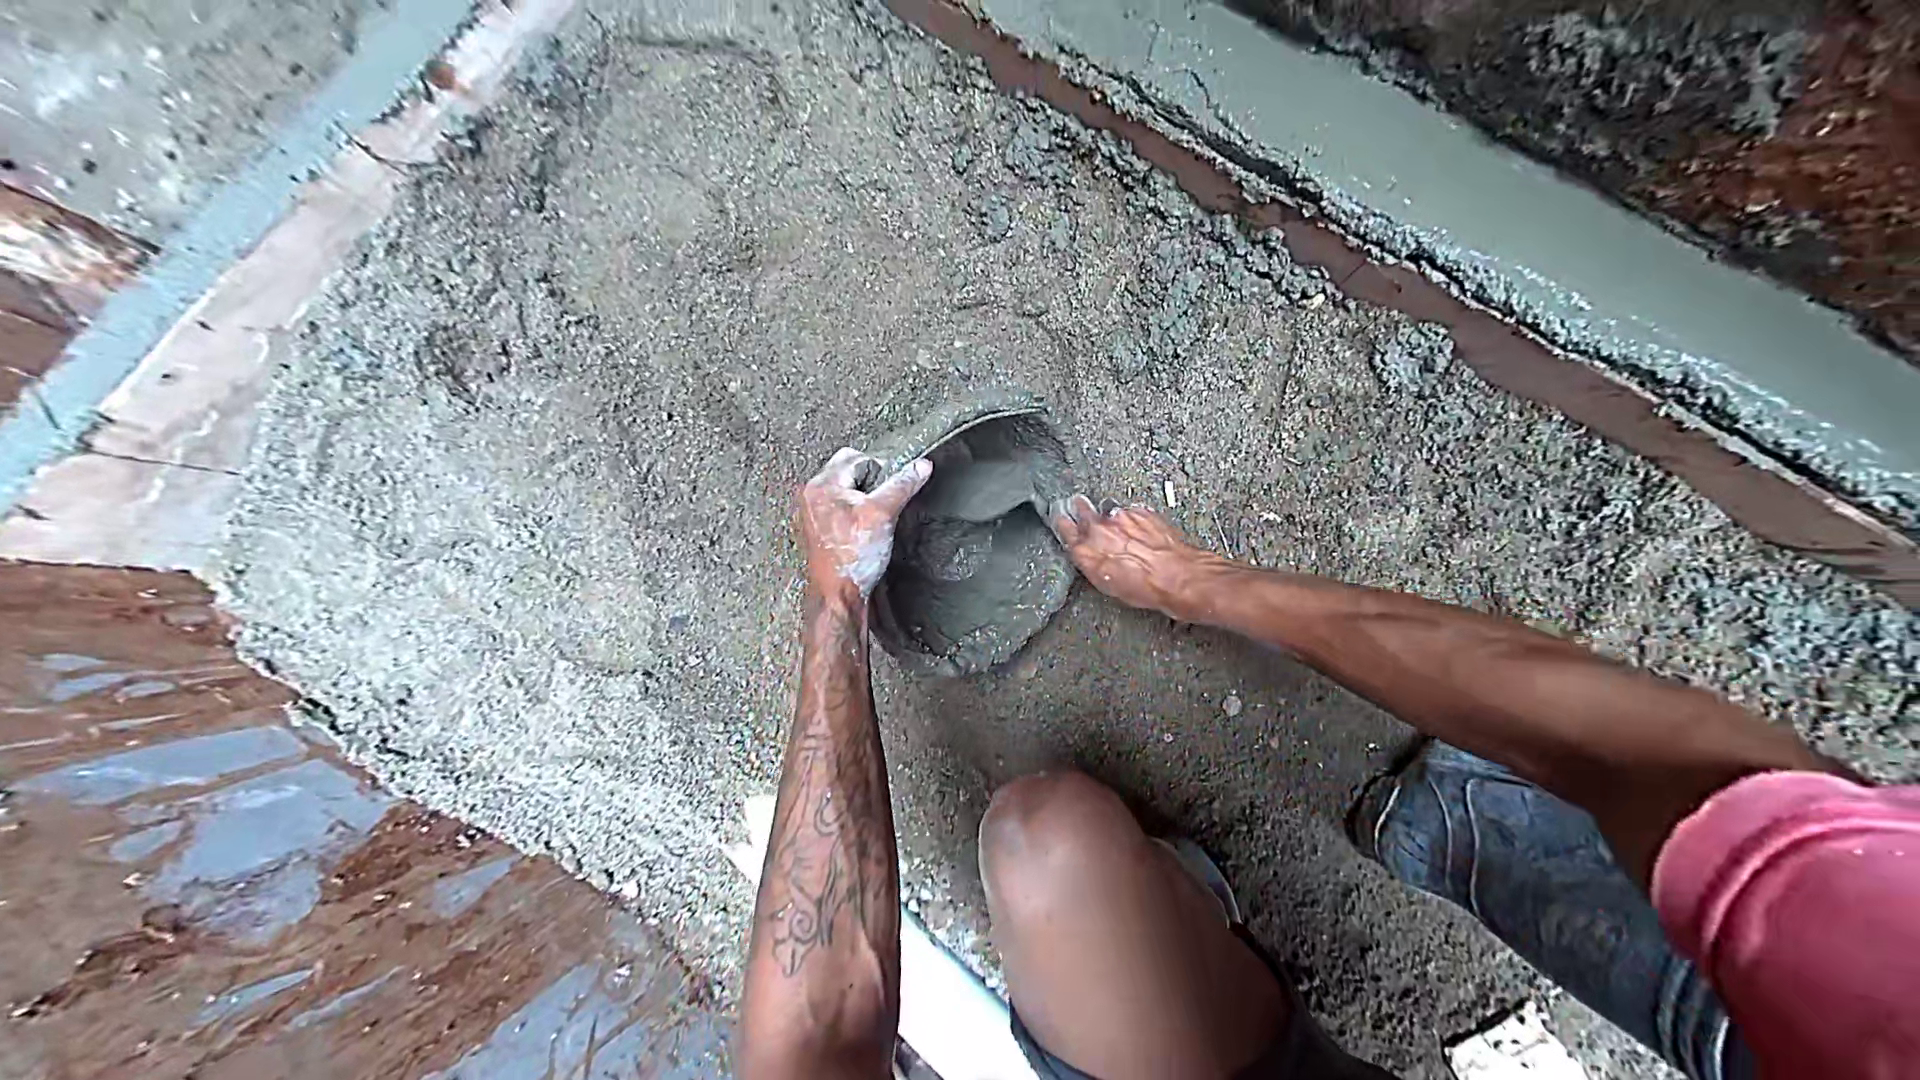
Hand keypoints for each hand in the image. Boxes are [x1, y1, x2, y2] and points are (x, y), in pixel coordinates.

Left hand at [798, 448, 933, 597]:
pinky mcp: (819, 528)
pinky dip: (854, 514)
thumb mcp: (883, 514)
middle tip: (879, 507)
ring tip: (870, 523)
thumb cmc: (852, 559)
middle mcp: (812, 495)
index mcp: (821, 485)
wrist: (838, 594)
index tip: (887, 493)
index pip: (857, 458)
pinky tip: (862, 533)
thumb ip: (902, 485)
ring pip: (846, 490)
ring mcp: (813, 512)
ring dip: (863, 499)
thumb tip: (921, 466)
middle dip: (870, 484)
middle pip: (849, 471)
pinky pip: (840, 508)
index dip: (879, 472)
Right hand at [1048, 494, 1207, 615]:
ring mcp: (1120, 517)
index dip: (1062, 522)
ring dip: (1109, 517)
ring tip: (1117, 528)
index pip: (1064, 528)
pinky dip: (1131, 518)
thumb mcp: (1107, 584)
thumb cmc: (1146, 588)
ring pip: (1106, 510)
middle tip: (1079, 507)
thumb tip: (1086, 555)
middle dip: (1079, 509)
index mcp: (1085, 551)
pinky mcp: (1140, 512)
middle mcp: (1098, 530)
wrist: (1178, 577)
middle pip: (1081, 510)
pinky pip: (1129, 511)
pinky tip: (1138, 531)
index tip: (1061, 518)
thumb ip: (1090, 563)